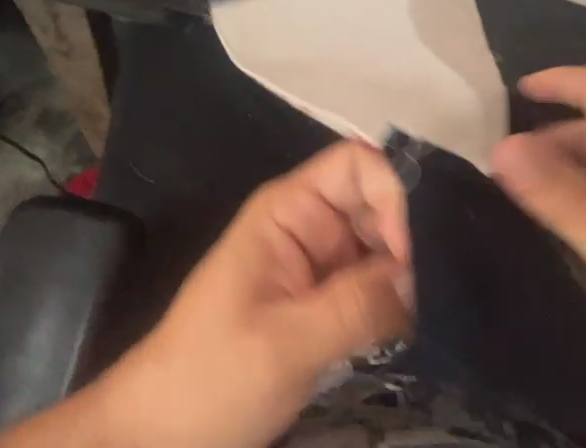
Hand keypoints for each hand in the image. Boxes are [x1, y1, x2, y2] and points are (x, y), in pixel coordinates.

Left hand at [20, 140, 411, 447]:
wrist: (161, 433)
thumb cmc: (211, 376)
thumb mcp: (285, 343)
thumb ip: (356, 306)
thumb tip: (417, 278)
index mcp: (289, 210)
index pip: (356, 164)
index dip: (389, 197)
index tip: (406, 260)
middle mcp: (308, 226)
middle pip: (376, 205)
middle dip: (404, 244)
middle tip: (424, 301)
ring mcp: (316, 266)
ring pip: (379, 249)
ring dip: (403, 280)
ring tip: (419, 323)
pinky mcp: (322, 304)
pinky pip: (371, 288)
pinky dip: (393, 306)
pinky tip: (404, 335)